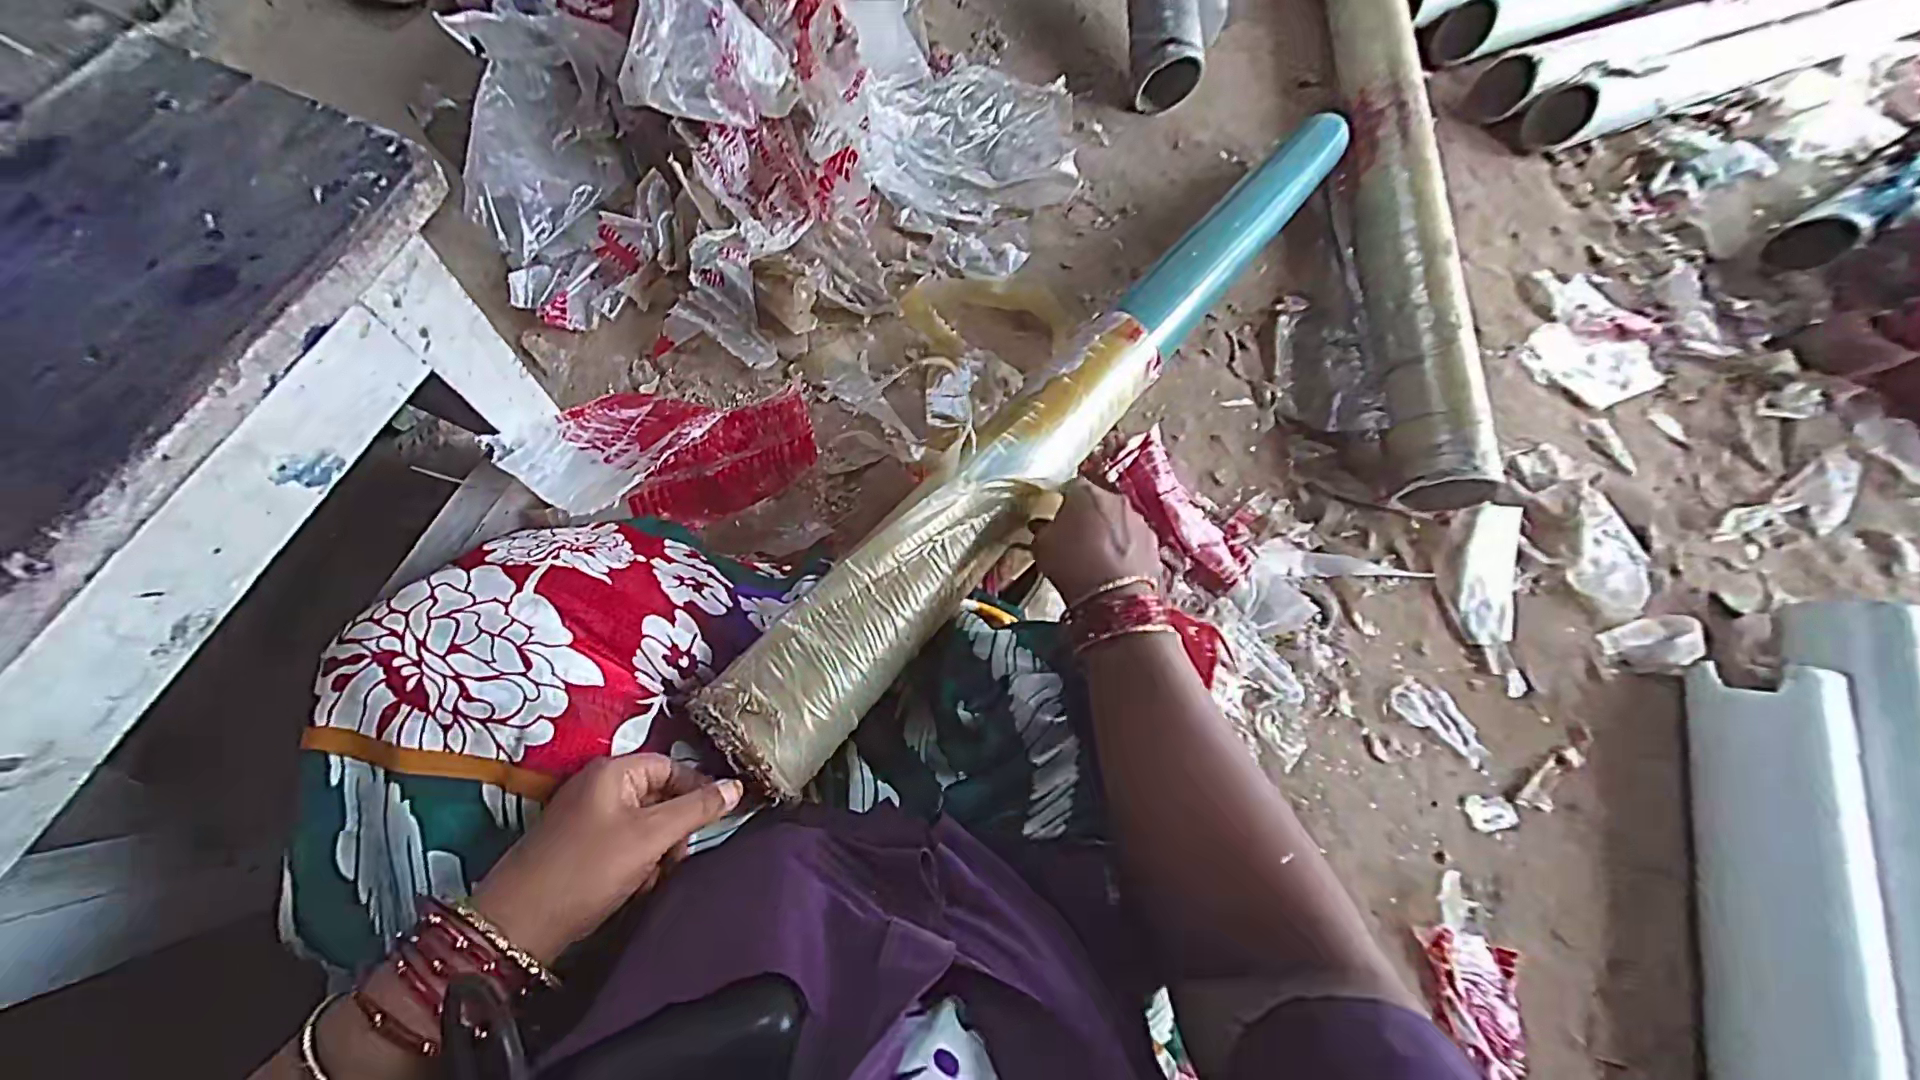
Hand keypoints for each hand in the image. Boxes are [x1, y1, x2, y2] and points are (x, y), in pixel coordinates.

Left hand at [467, 754, 741, 963]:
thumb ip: (698, 808)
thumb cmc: (586, 872)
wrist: (512, 931)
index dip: (697, 791)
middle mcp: (597, 786)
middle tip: (674, 858)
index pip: (673, 767)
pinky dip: (635, 863)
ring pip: (645, 823)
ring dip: (657, 850)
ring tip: (648, 878)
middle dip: (675, 829)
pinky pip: (624, 843)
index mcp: (613, 771)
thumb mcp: (651, 837)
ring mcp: (585, 817)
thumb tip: (736, 787)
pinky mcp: (577, 847)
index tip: (712, 822)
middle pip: (661, 795)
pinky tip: (631, 887)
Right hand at [1030, 478, 1162, 605]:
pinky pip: (1134, 538)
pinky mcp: (1153, 541)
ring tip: (1097, 555)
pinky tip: (1115, 566)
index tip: (1057, 517)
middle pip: (1098, 501)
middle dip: (1088, 515)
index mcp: (1085, 493)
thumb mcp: (1042, 547)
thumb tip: (1042, 526)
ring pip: (1119, 519)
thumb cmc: (1072, 565)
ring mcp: (1138, 519)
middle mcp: (1115, 499)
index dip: (1063, 501)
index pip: (1071, 487)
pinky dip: (1125, 547)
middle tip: (1076, 536)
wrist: (1115, 596)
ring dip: (1108, 531)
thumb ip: (1042, 530)